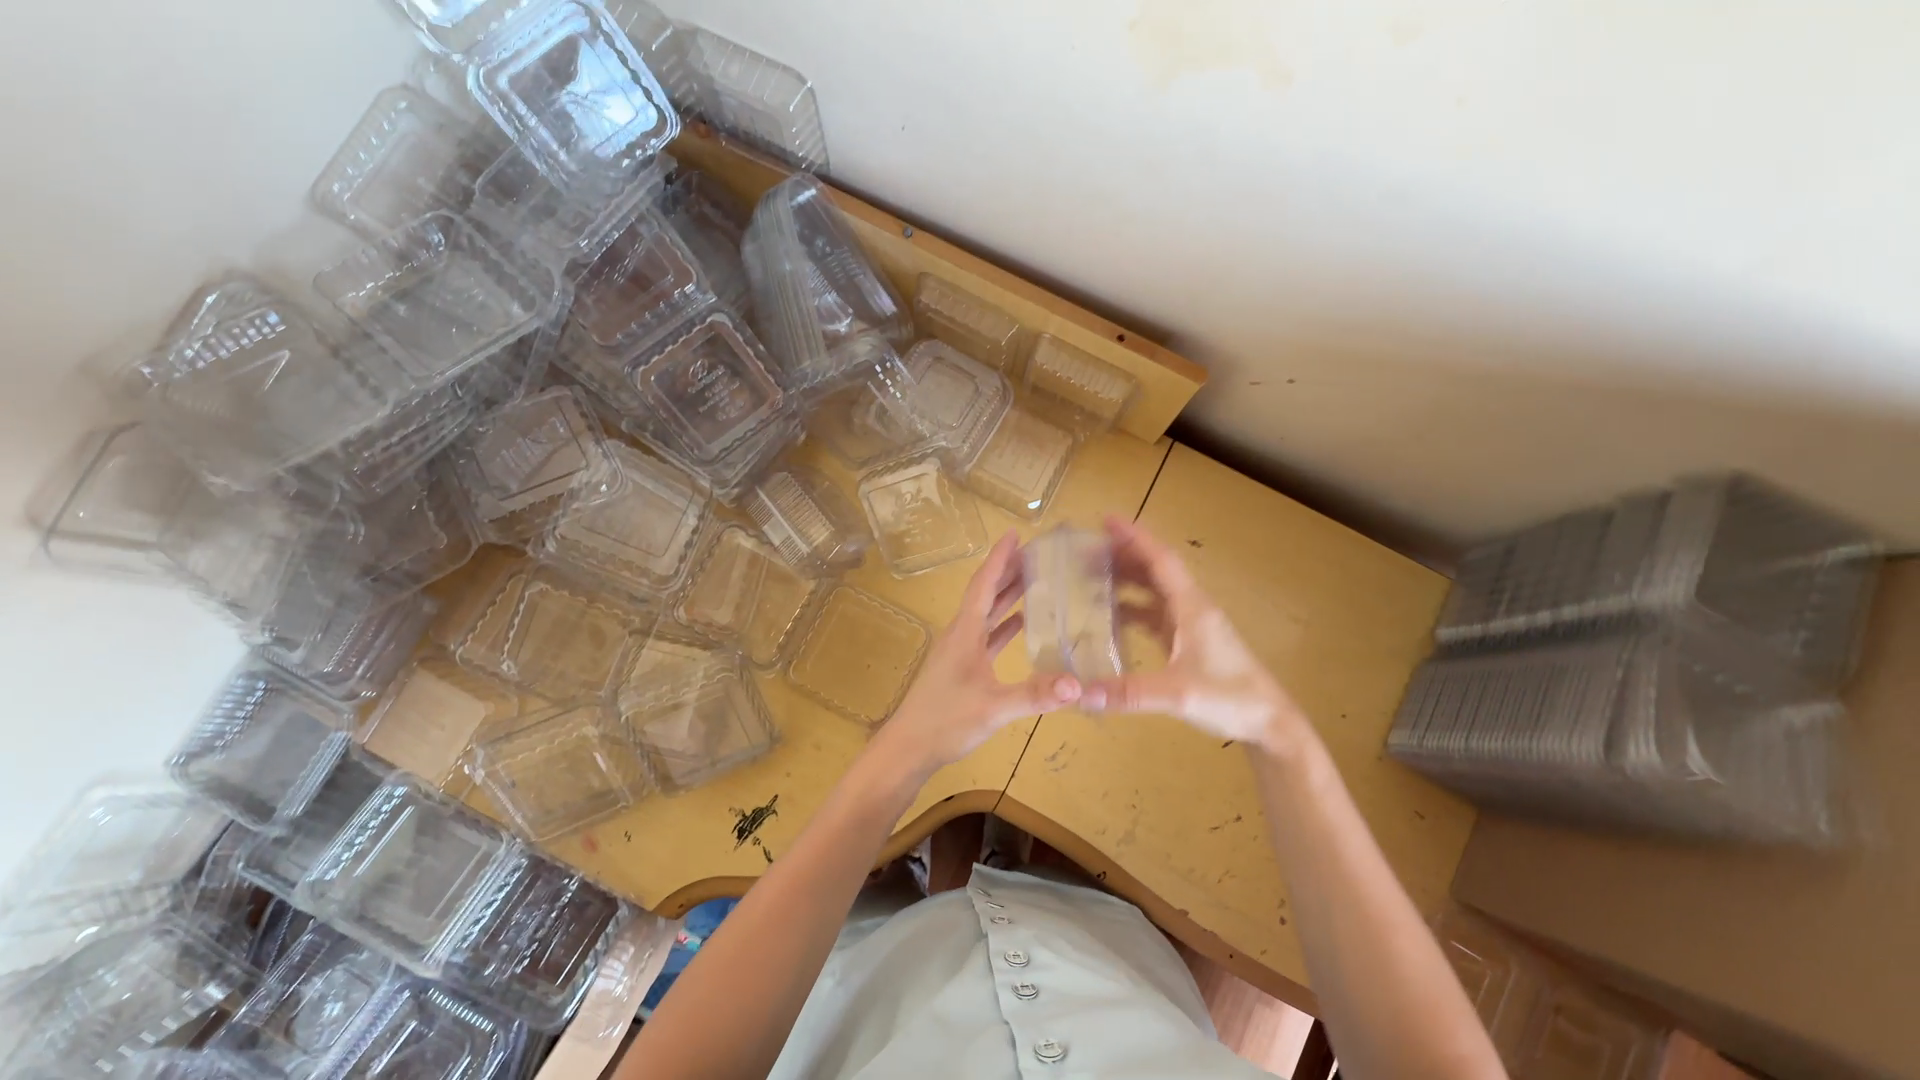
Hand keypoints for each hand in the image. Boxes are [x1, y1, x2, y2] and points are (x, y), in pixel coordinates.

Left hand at [869, 531, 1083, 778]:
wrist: (909, 748)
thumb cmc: (945, 721)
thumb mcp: (994, 708)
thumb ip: (1035, 695)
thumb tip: (1079, 685)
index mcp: (964, 633)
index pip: (984, 584)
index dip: (1000, 558)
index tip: (1016, 534)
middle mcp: (960, 635)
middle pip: (985, 593)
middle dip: (1008, 571)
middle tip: (1037, 553)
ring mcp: (959, 652)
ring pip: (985, 614)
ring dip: (1006, 595)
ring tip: (1034, 579)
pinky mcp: (961, 669)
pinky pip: (986, 636)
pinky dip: (1004, 625)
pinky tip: (1021, 623)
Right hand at [1080, 516, 1308, 750]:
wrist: (1269, 722)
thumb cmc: (1230, 698)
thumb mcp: (1176, 695)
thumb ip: (1128, 694)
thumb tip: (1080, 695)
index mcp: (1192, 608)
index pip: (1161, 560)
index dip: (1134, 538)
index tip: (1106, 519)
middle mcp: (1192, 609)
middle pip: (1155, 570)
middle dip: (1123, 556)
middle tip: (1086, 551)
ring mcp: (1192, 626)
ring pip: (1156, 591)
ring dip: (1128, 580)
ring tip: (1093, 578)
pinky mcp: (1190, 644)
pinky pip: (1156, 615)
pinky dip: (1134, 609)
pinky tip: (1113, 618)